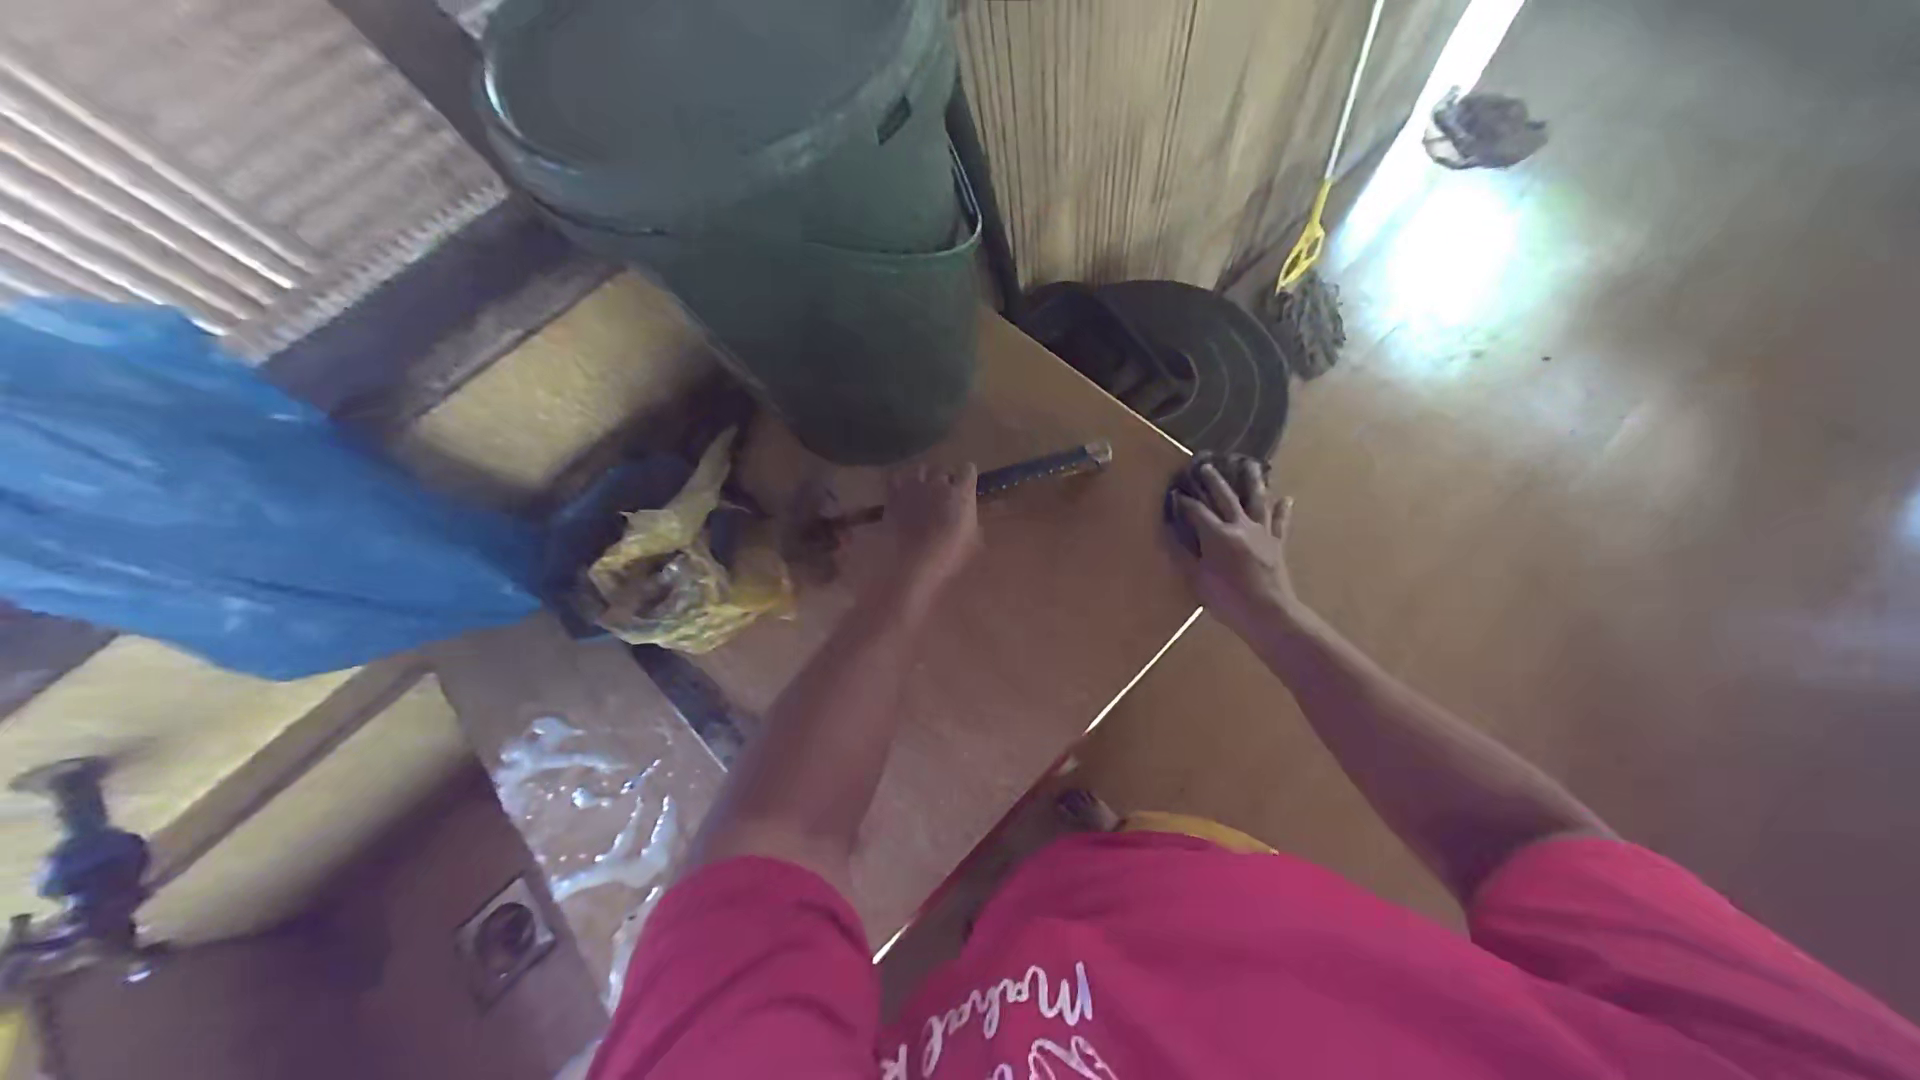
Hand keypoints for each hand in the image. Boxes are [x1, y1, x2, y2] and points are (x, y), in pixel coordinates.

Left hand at [877, 462, 981, 604]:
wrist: (912, 563)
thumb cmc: (948, 556)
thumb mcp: (972, 542)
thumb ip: (971, 522)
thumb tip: (968, 517)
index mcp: (962, 493)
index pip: (968, 469)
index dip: (967, 476)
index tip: (966, 485)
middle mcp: (939, 483)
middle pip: (944, 468)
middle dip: (945, 477)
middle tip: (944, 492)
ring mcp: (915, 486)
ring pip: (921, 469)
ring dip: (925, 476)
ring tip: (923, 488)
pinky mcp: (894, 494)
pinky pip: (896, 478)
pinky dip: (901, 483)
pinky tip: (903, 492)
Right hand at [1168, 460, 1305, 636]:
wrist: (1268, 613)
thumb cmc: (1227, 599)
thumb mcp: (1196, 578)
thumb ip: (1184, 553)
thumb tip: (1171, 531)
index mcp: (1217, 534)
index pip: (1196, 511)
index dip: (1184, 500)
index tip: (1175, 491)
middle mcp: (1239, 526)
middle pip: (1225, 497)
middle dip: (1213, 480)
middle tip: (1205, 465)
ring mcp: (1261, 532)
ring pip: (1256, 500)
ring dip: (1252, 481)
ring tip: (1249, 464)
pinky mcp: (1277, 543)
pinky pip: (1280, 522)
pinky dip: (1282, 509)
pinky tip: (1285, 498)